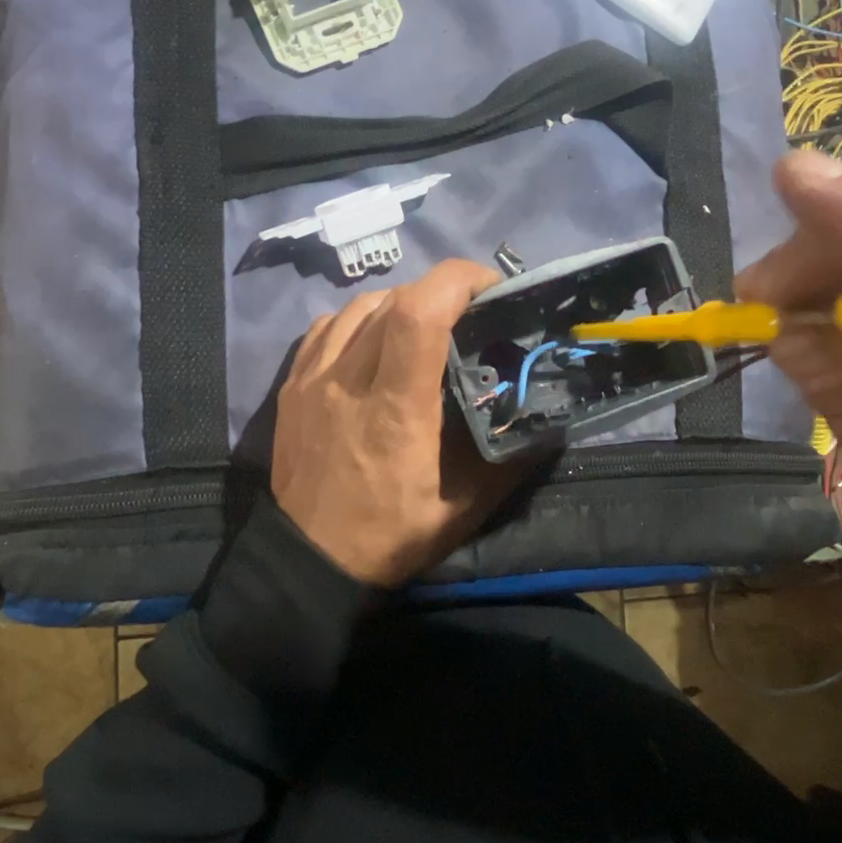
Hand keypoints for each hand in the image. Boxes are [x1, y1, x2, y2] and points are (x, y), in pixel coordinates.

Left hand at [272, 260, 524, 586]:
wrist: (307, 560)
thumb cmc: (389, 536)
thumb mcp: (463, 509)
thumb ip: (509, 460)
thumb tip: (549, 423)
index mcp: (396, 409)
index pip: (420, 313)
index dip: (457, 282)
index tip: (489, 289)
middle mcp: (349, 381)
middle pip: (394, 300)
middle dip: (439, 293)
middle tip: (465, 316)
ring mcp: (313, 379)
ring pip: (359, 307)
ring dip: (399, 304)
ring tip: (422, 327)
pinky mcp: (292, 385)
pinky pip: (328, 327)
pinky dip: (358, 321)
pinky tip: (373, 343)